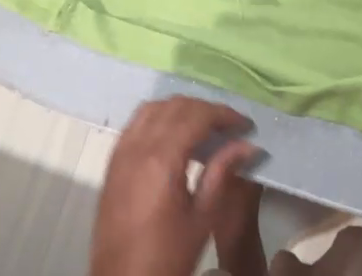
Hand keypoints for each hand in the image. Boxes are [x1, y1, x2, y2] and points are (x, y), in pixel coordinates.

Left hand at [91, 96, 262, 275]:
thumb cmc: (167, 256)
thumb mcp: (203, 218)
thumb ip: (223, 173)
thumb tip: (248, 145)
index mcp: (162, 160)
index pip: (197, 116)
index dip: (225, 115)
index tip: (246, 126)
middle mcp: (139, 146)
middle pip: (176, 106)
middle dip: (206, 110)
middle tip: (229, 128)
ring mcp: (122, 152)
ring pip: (154, 107)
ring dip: (181, 109)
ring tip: (204, 127)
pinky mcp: (113, 161)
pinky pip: (137, 122)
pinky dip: (158, 116)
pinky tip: (173, 134)